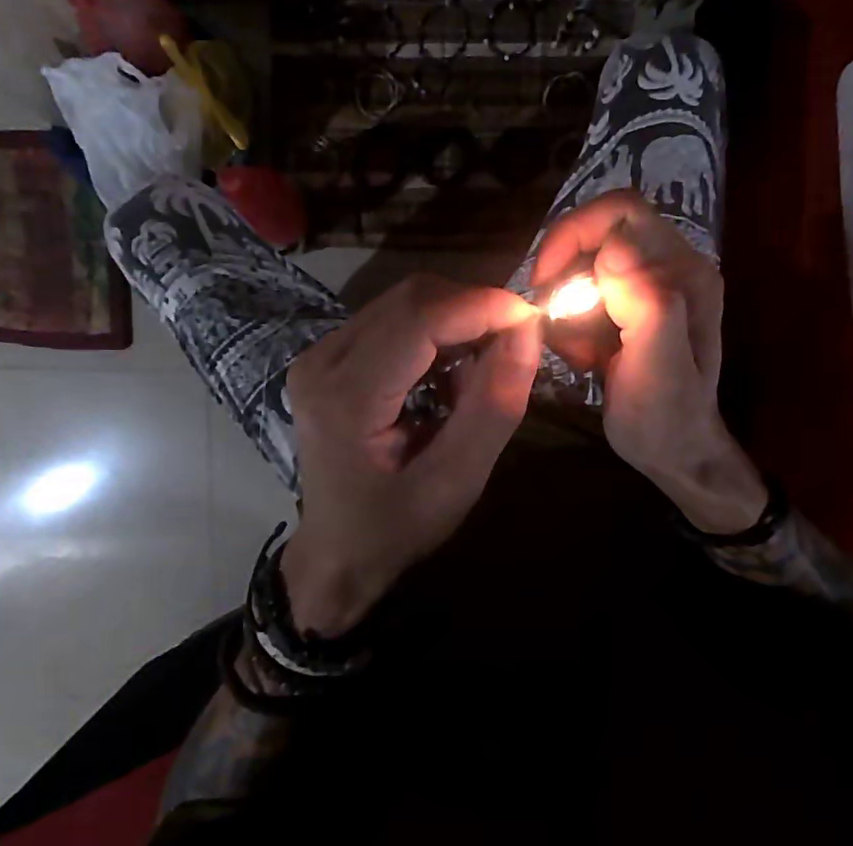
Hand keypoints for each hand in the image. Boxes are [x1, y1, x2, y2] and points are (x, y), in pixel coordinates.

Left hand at [280, 275, 541, 636]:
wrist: (334, 554)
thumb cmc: (393, 530)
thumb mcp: (455, 482)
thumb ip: (493, 407)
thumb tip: (528, 334)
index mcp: (345, 397)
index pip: (418, 318)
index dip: (482, 306)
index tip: (533, 320)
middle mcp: (322, 361)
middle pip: (411, 298)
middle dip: (473, 310)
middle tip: (512, 349)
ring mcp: (319, 354)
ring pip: (404, 302)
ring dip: (456, 321)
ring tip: (477, 373)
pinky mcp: (328, 356)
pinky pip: (393, 319)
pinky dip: (436, 332)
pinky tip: (448, 375)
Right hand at [532, 191, 765, 532]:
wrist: (678, 455)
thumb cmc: (665, 420)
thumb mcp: (656, 369)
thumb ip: (645, 305)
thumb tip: (614, 246)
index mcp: (683, 273)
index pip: (620, 212)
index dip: (574, 234)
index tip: (546, 280)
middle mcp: (674, 265)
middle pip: (601, 230)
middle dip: (566, 271)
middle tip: (553, 318)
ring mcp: (656, 282)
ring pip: (589, 259)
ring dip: (568, 299)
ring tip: (574, 347)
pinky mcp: (638, 302)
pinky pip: (589, 286)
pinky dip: (574, 315)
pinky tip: (584, 353)